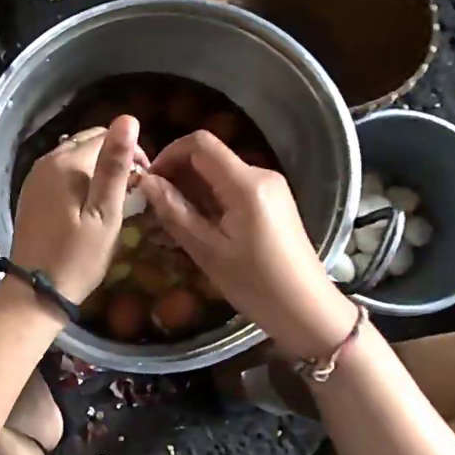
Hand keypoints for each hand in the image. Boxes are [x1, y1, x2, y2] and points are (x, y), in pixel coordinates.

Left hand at [8, 115, 143, 303]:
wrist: (36, 291)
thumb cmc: (78, 256)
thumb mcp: (105, 213)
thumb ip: (115, 166)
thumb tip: (128, 119)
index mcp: (66, 163)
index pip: (106, 136)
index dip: (132, 153)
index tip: (146, 182)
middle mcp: (46, 162)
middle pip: (88, 142)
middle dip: (114, 157)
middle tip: (134, 191)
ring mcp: (35, 178)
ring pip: (75, 156)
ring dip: (98, 167)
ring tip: (116, 197)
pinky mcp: (32, 194)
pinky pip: (62, 173)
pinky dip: (81, 178)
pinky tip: (90, 204)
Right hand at [135, 131, 355, 358]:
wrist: (307, 310)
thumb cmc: (256, 285)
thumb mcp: (208, 251)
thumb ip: (175, 212)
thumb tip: (147, 182)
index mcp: (246, 184)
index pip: (200, 144)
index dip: (169, 155)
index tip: (149, 182)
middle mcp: (261, 175)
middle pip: (210, 159)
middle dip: (178, 177)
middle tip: (154, 210)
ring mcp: (271, 188)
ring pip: (220, 176)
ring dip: (193, 193)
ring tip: (171, 225)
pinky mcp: (274, 203)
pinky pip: (234, 191)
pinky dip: (212, 203)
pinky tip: (198, 229)